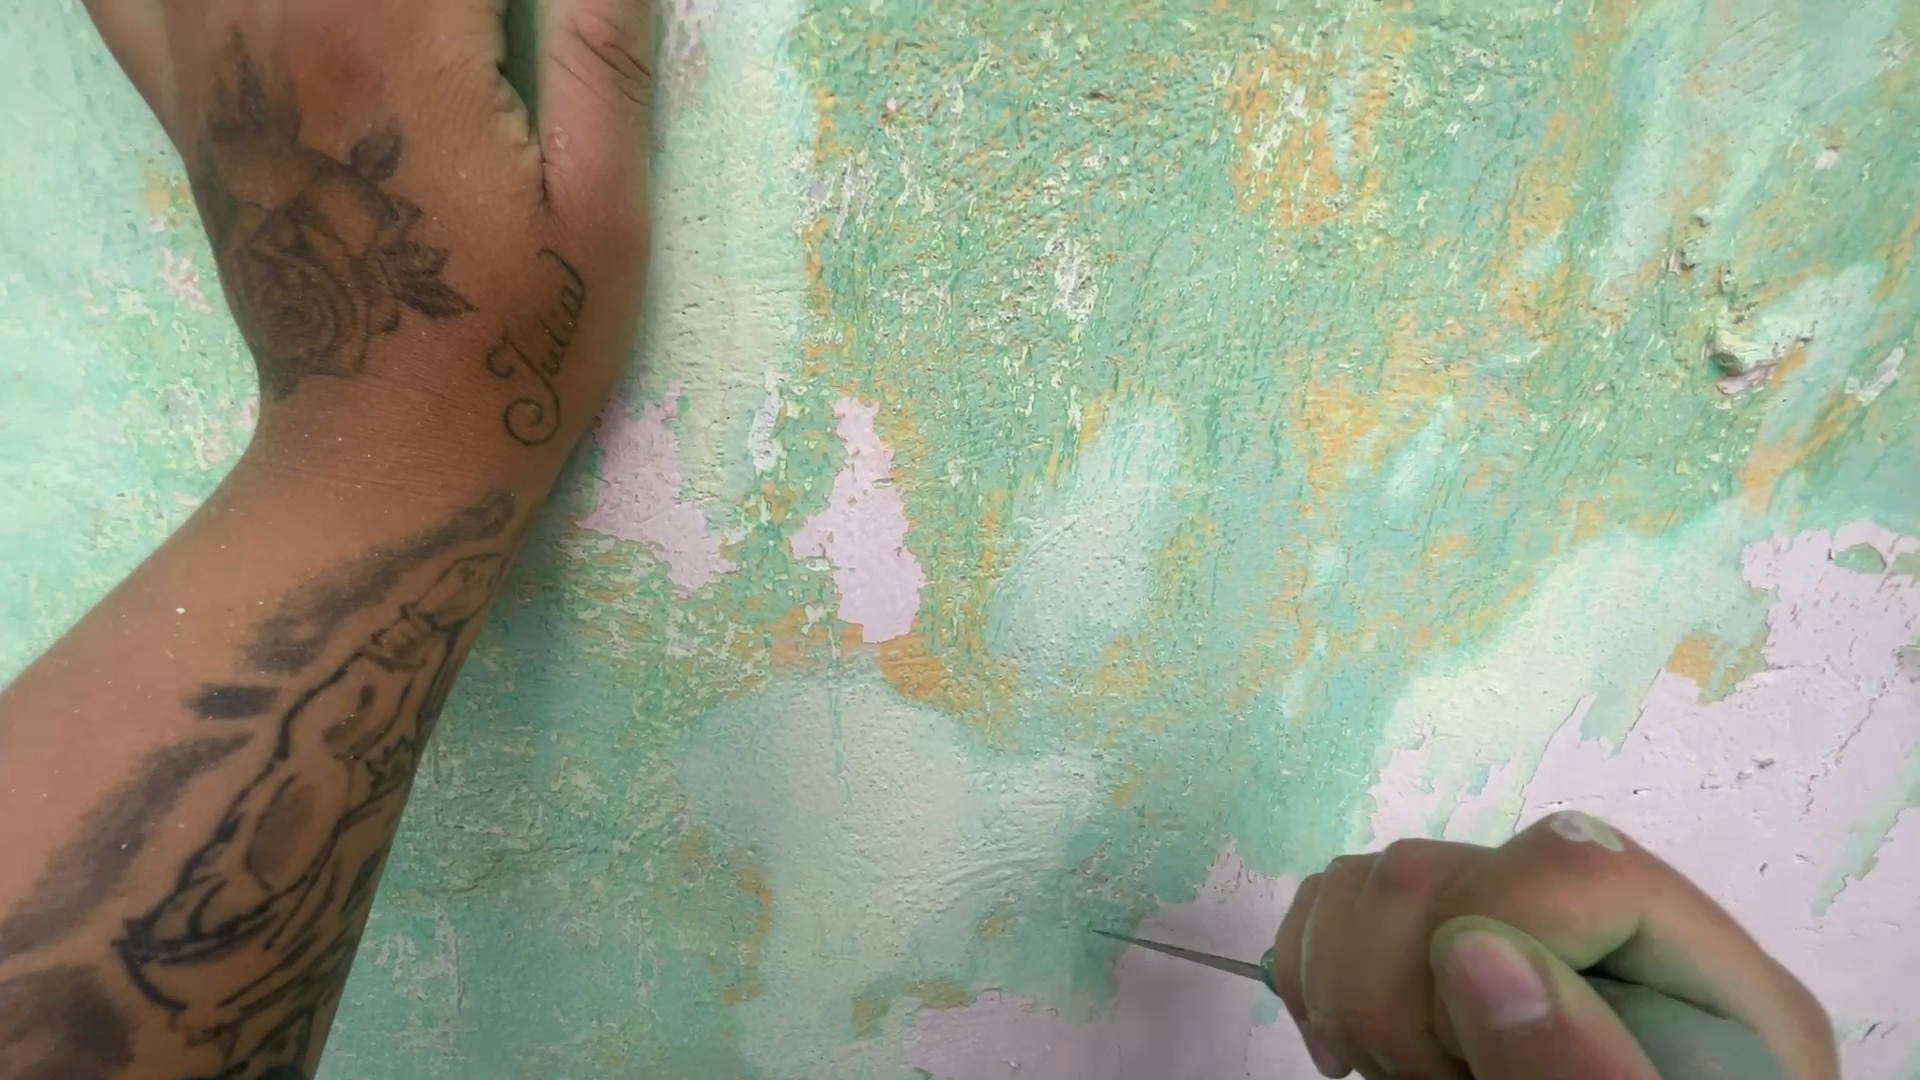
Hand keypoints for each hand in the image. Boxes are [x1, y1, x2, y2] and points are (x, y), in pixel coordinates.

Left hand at [83, 0, 651, 488]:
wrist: (403, 440)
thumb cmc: (527, 335)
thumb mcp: (603, 212)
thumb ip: (603, 62)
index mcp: (390, 29)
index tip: (570, 23)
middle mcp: (267, 4)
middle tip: (501, 43)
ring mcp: (202, 42)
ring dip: (385, 2)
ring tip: (441, 44)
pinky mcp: (181, 90)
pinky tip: (300, 25)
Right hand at [1269, 812, 1837, 1079]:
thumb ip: (1576, 1072)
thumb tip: (1470, 946)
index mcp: (1682, 965)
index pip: (1574, 865)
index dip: (1490, 935)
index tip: (1462, 1047)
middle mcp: (1579, 917)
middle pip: (1440, 872)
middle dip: (1393, 992)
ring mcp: (1490, 915)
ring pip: (1366, 878)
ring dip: (1343, 990)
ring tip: (1388, 1072)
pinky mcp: (1420, 929)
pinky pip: (1328, 898)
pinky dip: (1309, 969)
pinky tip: (1341, 1042)